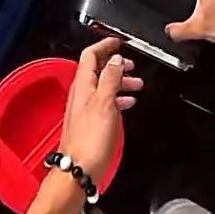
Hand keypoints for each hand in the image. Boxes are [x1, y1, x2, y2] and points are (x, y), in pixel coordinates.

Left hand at [58, 37, 143, 182]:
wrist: (78, 171)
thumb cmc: (90, 141)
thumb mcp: (105, 103)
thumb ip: (111, 78)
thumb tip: (116, 59)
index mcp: (83, 85)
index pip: (90, 55)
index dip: (104, 45)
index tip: (118, 42)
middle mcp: (82, 94)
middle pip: (97, 69)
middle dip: (116, 64)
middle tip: (131, 64)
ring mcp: (85, 108)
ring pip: (103, 85)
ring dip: (120, 81)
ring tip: (136, 84)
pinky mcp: (90, 122)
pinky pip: (105, 101)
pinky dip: (118, 97)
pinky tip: (127, 103)